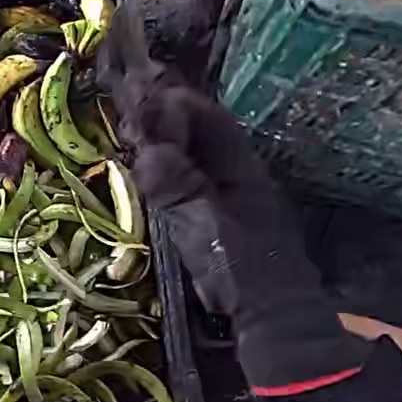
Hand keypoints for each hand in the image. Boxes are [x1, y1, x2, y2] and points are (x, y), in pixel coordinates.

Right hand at [120, 85, 369, 392]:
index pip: (208, 120)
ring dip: (164, 142)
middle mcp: (237, 176)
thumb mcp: (203, 221)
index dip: (176, 100)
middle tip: (129, 105)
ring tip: (131, 130)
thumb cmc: (240, 266)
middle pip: (199, 134)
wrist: (271, 316)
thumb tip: (147, 146)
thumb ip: (175, 183)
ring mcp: (228, 199)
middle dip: (166, 117)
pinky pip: (187, 182)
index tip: (142, 85)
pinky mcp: (216, 220)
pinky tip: (146, 171)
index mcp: (240, 169)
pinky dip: (165, 170)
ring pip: (193, 158)